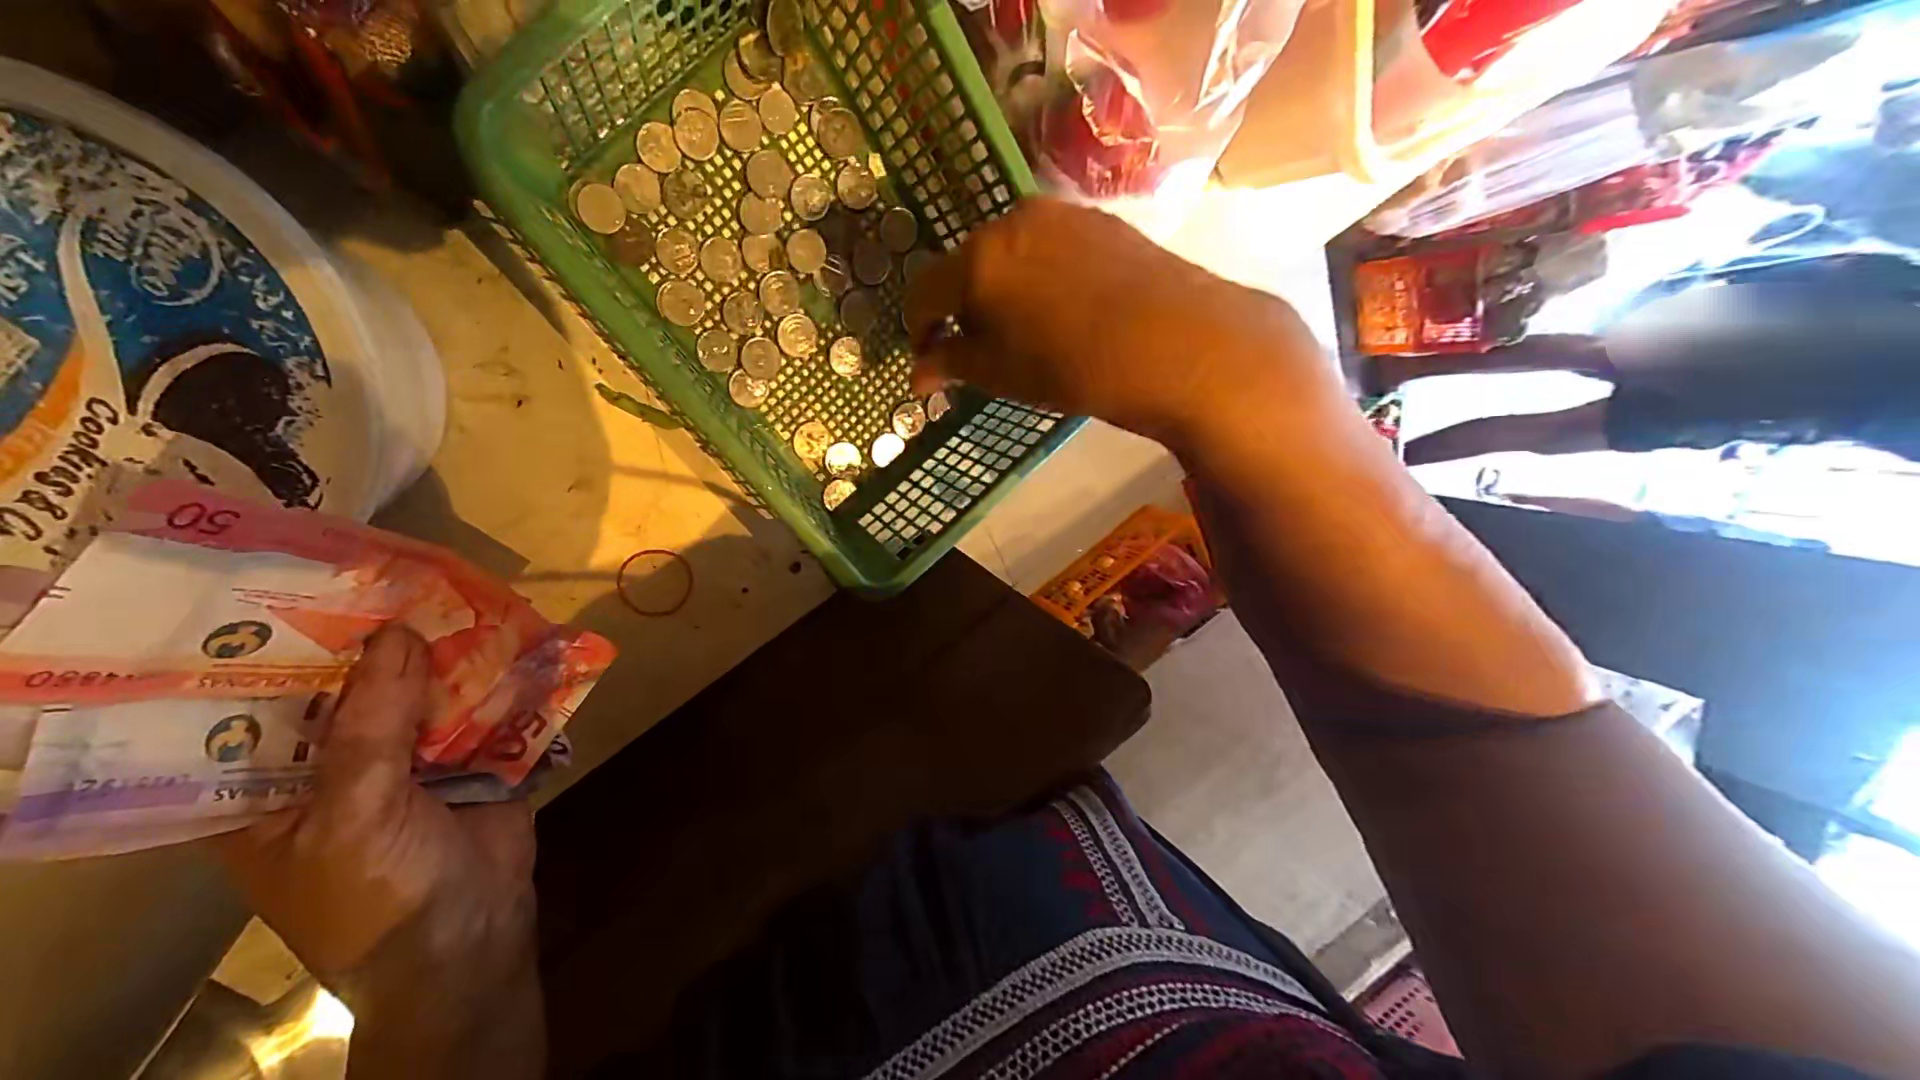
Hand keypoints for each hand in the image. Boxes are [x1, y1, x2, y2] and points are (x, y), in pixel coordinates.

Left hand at [216, 624, 543, 1078]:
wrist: (472, 940)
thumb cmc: (377, 893)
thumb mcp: (353, 813)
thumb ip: (370, 725)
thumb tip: (396, 632)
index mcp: (272, 788)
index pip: (261, 707)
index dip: (280, 652)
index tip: (306, 588)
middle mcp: (338, 766)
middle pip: (357, 691)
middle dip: (384, 645)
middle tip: (404, 577)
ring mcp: (411, 762)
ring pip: (426, 696)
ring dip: (451, 657)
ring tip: (468, 594)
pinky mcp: (473, 761)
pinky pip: (482, 713)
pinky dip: (501, 684)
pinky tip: (519, 642)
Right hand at [904, 198, 1340, 448]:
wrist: (1182, 345)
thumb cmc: (1077, 367)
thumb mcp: (1004, 374)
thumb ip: (953, 364)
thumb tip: (918, 373)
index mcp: (979, 258)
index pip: (923, 292)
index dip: (919, 331)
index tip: (931, 362)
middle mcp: (1012, 220)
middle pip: (966, 267)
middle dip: (964, 311)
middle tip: (983, 354)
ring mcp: (1061, 214)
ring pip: (1009, 255)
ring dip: (1003, 293)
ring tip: (1029, 336)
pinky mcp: (1100, 220)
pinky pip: (1048, 248)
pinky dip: (1039, 279)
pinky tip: (1066, 313)